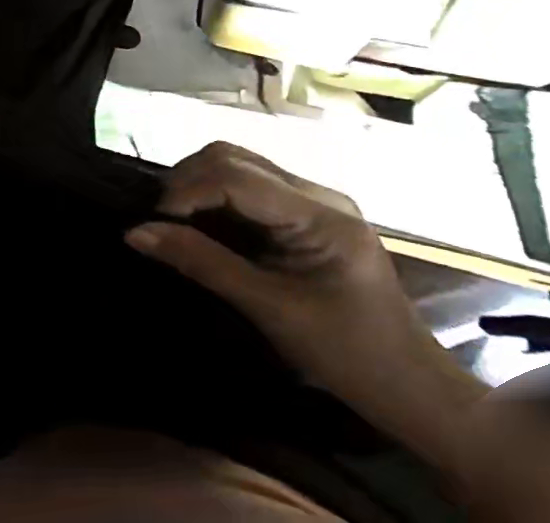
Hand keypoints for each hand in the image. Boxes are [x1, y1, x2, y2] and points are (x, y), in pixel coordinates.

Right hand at [125, 143, 472, 409]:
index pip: (235, 176)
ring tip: (175, 223)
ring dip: (196, 186)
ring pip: (235, 165)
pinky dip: (212, 199)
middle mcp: (317, 195)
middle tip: (160, 222)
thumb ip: (201, 263)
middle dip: (186, 182)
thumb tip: (135, 232)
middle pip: (232, 158)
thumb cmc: (349, 354)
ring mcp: (313, 202)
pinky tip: (201, 226)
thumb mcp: (269, 309)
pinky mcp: (303, 215)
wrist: (414, 390)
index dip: (186, 191)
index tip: (153, 223)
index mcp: (320, 215)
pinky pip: (245, 187)